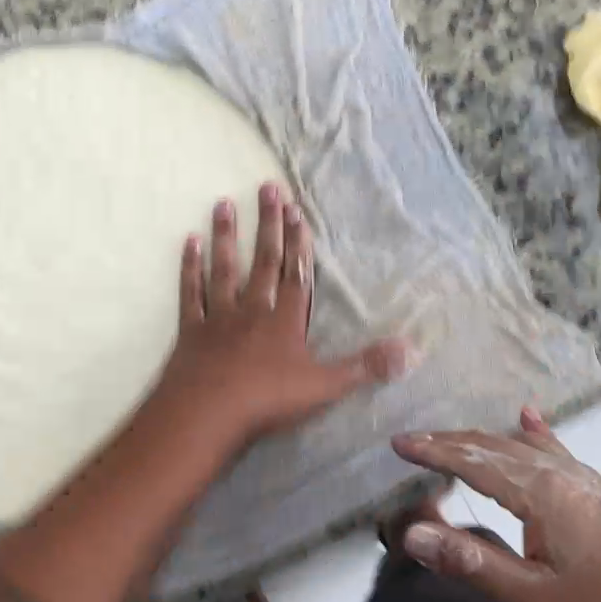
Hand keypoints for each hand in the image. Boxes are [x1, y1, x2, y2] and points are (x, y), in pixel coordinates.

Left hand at [141, 182, 414, 450]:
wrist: (206, 414)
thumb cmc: (267, 400)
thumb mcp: (325, 387)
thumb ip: (365, 365)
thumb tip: (411, 347)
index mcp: (285, 321)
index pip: (296, 273)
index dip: (298, 242)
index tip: (296, 208)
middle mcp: (252, 309)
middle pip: (262, 261)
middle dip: (267, 224)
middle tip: (266, 187)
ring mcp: (218, 316)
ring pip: (224, 268)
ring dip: (225, 236)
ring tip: (223, 203)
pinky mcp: (191, 329)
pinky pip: (190, 292)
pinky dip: (189, 267)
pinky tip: (189, 242)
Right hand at [390, 411, 600, 601]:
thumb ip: (476, 564)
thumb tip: (411, 533)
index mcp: (542, 495)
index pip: (474, 460)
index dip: (433, 451)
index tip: (397, 443)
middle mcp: (565, 475)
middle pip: (497, 446)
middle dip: (452, 442)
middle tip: (414, 444)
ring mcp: (593, 482)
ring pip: (526, 448)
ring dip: (484, 441)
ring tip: (454, 439)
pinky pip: (557, 452)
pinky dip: (534, 434)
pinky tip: (532, 418)